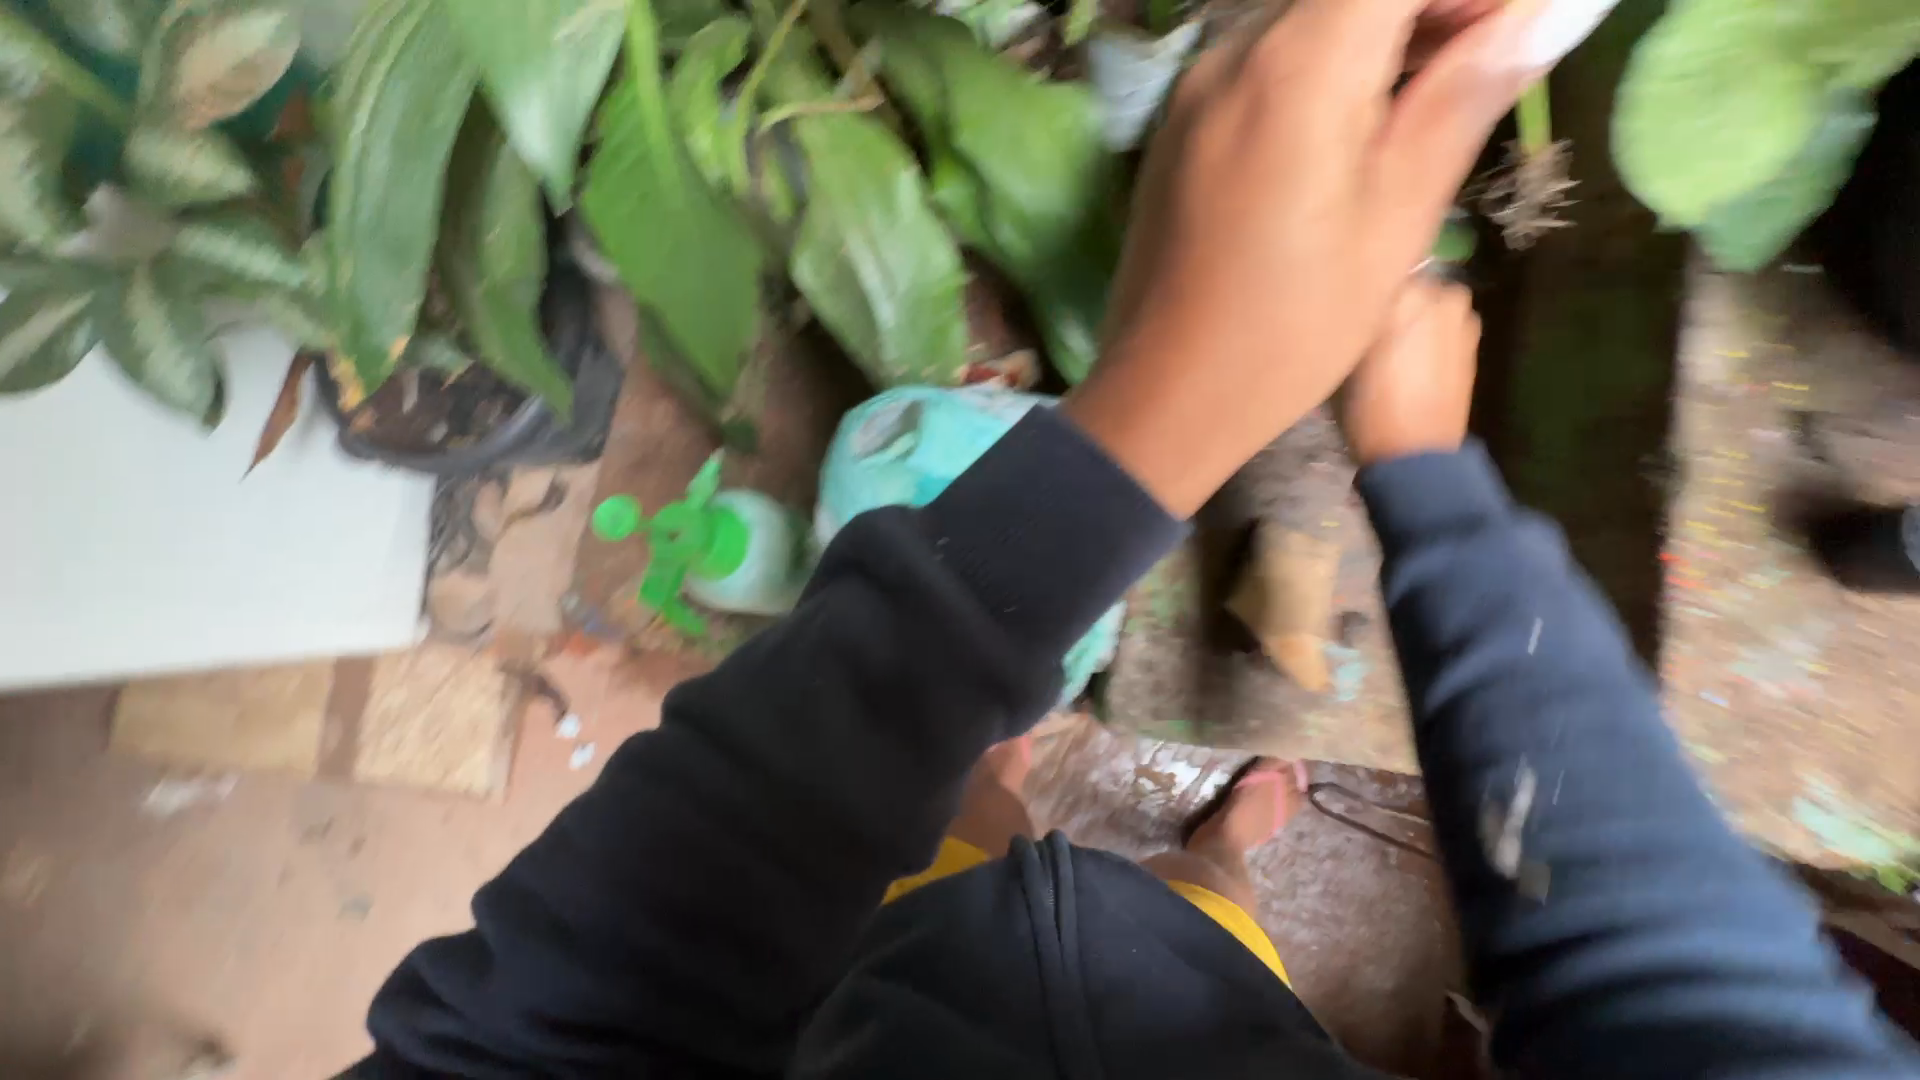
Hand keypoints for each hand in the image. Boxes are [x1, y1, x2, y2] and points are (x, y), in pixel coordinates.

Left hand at [1063, 0, 1541, 517]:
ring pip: (1301, 23)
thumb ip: (1462, 101)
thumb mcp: (1392, 222)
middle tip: (1484, 66)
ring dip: (1375, 37)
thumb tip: (1548, 11)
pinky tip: (1350, 130)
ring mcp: (1189, 96)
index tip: (1511, 28)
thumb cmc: (1286, 330)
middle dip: (1428, 6)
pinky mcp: (1172, 137)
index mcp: (1296, 65)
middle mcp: (1229, 56)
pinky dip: (1317, 72)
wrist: (1163, 398)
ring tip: (1427, 102)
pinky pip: (1257, 69)